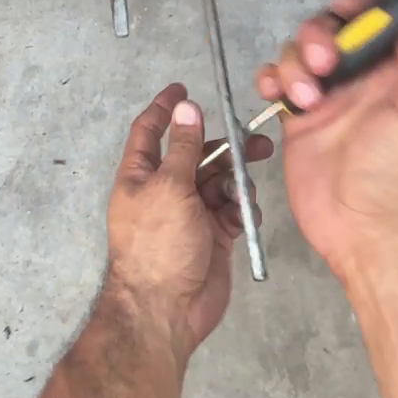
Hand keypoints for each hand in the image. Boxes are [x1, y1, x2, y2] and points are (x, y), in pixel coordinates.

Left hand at [105, 83, 272, 359]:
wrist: (166, 310)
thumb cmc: (158, 244)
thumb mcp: (169, 188)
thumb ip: (183, 148)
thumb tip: (187, 108)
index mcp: (141, 175)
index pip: (151, 131)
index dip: (166, 108)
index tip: (183, 87)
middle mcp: (164, 190)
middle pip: (196, 156)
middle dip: (224, 147)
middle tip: (257, 142)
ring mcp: (189, 214)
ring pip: (218, 182)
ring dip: (237, 178)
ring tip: (253, 179)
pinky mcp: (213, 235)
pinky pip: (231, 211)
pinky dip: (241, 208)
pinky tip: (246, 214)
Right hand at [256, 0, 397, 287]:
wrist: (370, 233)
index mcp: (397, 69)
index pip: (377, 17)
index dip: (360, 3)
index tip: (347, 10)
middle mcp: (361, 78)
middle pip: (330, 28)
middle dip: (319, 35)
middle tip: (323, 64)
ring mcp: (327, 99)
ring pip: (299, 53)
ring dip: (294, 62)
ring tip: (305, 97)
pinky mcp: (298, 121)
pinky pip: (277, 84)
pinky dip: (271, 79)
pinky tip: (275, 94)